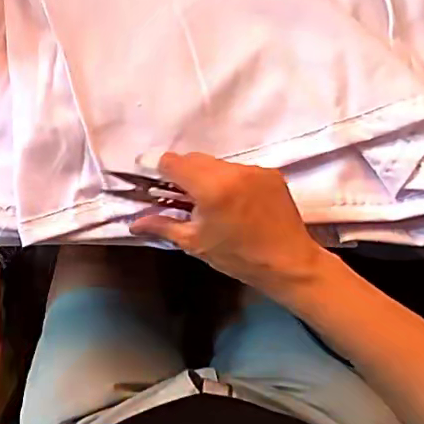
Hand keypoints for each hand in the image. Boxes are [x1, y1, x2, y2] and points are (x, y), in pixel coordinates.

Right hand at [129, 152, 335, 303]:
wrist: (290, 264)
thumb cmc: (238, 257)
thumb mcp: (194, 243)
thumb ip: (162, 225)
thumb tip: (133, 223)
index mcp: (211, 188)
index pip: (172, 162)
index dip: (158, 169)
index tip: (151, 179)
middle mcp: (232, 172)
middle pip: (193, 159)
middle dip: (181, 173)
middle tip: (176, 195)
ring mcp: (253, 170)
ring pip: (215, 163)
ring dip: (204, 175)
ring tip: (206, 200)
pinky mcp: (269, 173)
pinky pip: (236, 169)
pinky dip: (226, 179)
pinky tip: (229, 201)